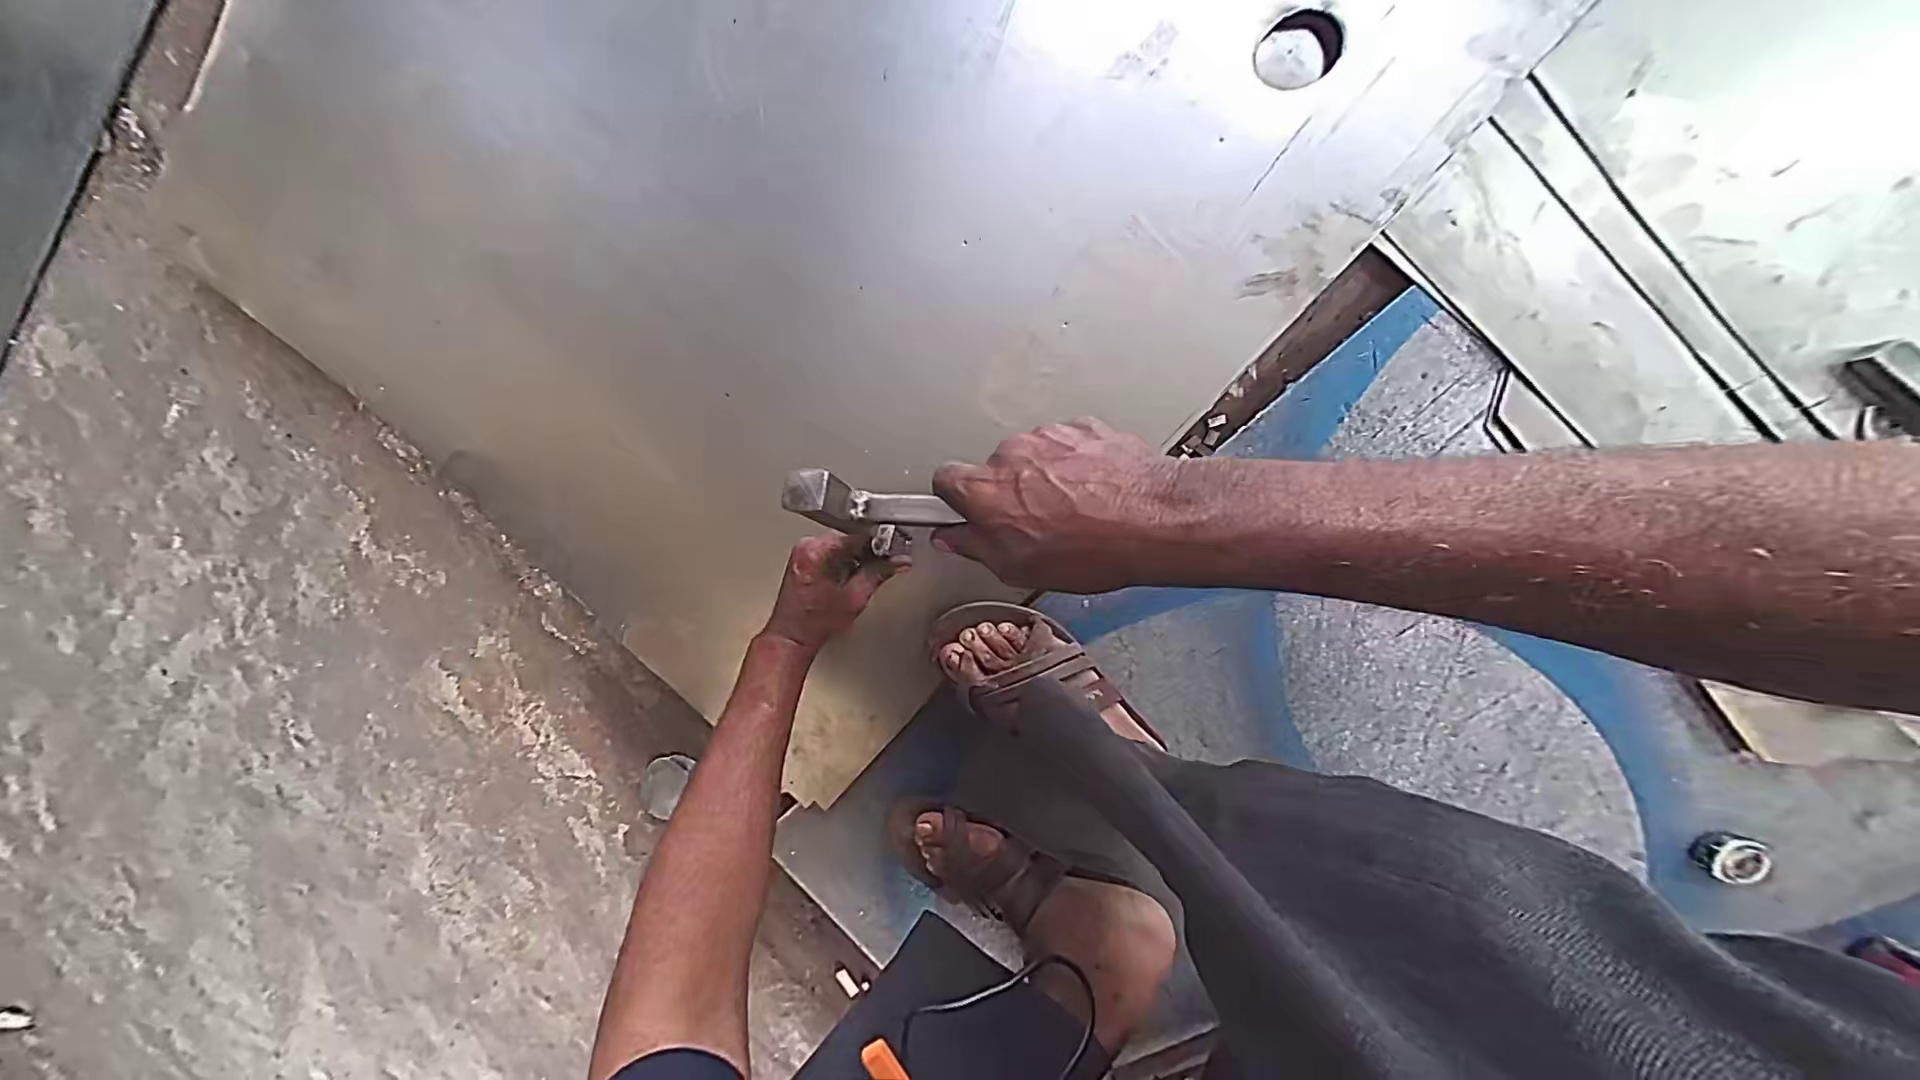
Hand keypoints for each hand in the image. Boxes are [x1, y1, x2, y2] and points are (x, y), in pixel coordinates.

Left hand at [761, 534, 908, 652]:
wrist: (792, 636)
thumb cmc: (815, 623)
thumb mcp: (856, 598)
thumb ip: (879, 573)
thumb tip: (898, 561)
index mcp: (818, 551)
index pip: (858, 536)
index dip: (880, 545)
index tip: (892, 553)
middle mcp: (807, 546)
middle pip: (849, 539)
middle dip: (867, 552)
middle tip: (879, 568)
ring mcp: (802, 550)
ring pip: (841, 544)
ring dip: (855, 557)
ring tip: (856, 578)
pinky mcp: (802, 557)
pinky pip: (830, 550)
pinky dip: (842, 561)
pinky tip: (844, 579)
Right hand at [932, 417, 1180, 591]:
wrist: (1154, 520)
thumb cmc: (1093, 549)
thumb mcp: (1019, 568)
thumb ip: (976, 547)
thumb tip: (956, 538)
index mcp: (985, 491)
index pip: (944, 479)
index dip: (954, 498)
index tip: (962, 510)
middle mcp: (1010, 455)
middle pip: (992, 468)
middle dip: (1007, 492)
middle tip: (1034, 522)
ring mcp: (1047, 436)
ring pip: (1031, 456)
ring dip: (1043, 478)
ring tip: (1073, 510)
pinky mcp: (1080, 427)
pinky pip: (1065, 446)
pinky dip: (1073, 465)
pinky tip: (1093, 492)